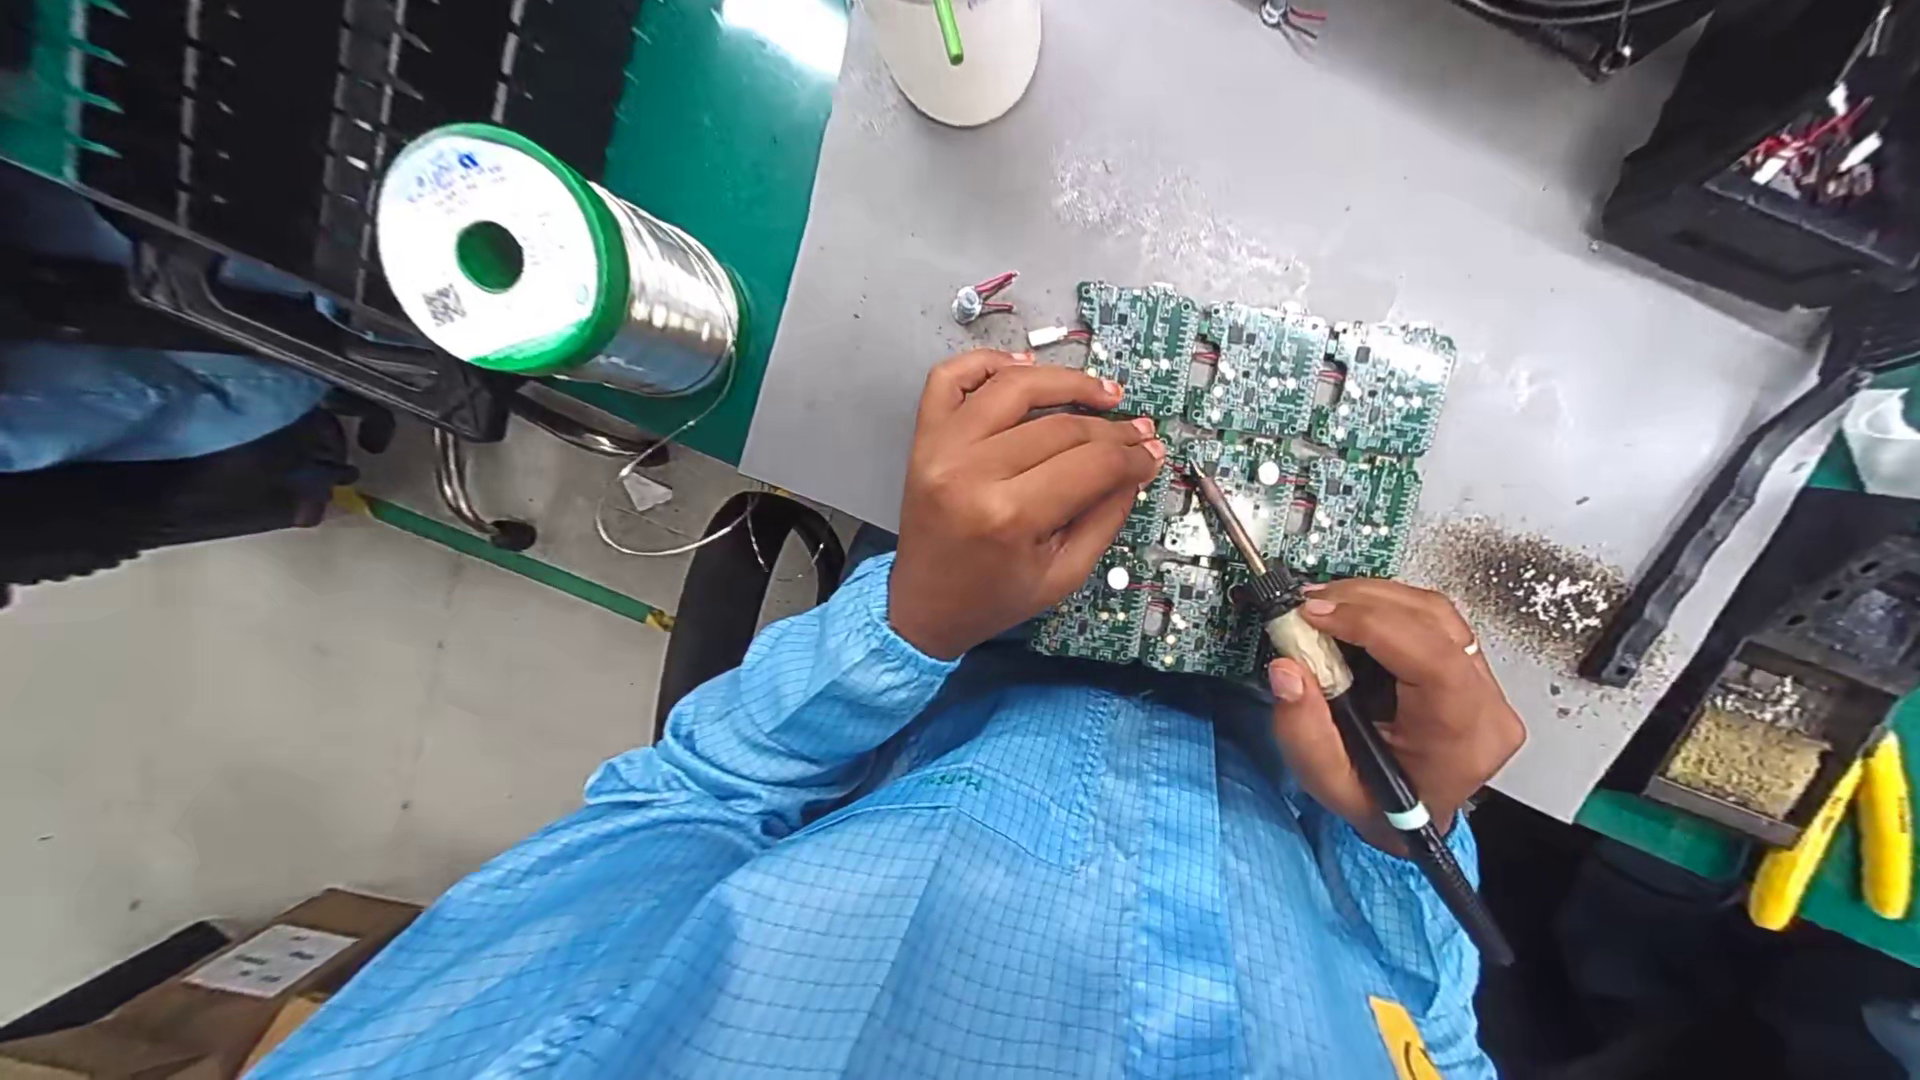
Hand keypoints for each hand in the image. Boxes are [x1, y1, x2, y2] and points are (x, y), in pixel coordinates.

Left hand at [890, 349, 1166, 658]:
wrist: (924, 607)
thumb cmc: (991, 598)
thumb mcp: (1063, 575)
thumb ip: (1106, 518)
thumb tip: (1137, 467)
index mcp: (1008, 517)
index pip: (1091, 464)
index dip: (1132, 457)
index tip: (1150, 455)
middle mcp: (970, 473)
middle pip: (1060, 426)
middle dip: (1111, 429)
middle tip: (1137, 432)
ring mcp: (940, 450)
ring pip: (1014, 386)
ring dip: (1065, 381)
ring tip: (1100, 393)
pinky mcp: (923, 440)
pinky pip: (950, 377)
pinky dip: (988, 362)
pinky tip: (1025, 368)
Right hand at [1266, 578, 1524, 853]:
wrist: (1407, 817)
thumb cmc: (1374, 803)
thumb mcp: (1328, 782)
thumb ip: (1303, 732)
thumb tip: (1287, 668)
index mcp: (1461, 738)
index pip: (1433, 659)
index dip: (1371, 625)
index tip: (1314, 615)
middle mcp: (1487, 705)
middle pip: (1434, 623)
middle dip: (1362, 602)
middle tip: (1305, 606)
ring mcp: (1484, 682)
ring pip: (1433, 610)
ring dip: (1370, 596)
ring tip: (1319, 605)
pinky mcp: (1466, 665)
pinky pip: (1429, 617)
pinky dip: (1381, 604)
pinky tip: (1344, 611)